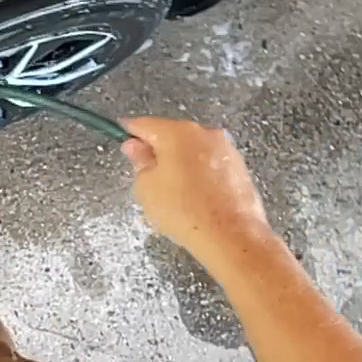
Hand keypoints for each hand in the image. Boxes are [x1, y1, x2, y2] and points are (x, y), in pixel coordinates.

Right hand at [121, 117, 276, 268]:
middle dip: (156, 150)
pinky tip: (191, 195)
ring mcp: (225, 149)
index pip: (144, 124)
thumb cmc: (185, 211)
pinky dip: (197, 173)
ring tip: (170, 191)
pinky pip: (209, 163)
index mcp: (177, 133)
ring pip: (191, 149)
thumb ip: (139, 161)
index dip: (129, 133)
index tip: (123, 141)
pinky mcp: (239, 167)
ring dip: (178, 162)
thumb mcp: (146, 186)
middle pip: (171, 134)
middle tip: (144, 174)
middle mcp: (204, 133)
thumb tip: (136, 147)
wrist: (230, 236)